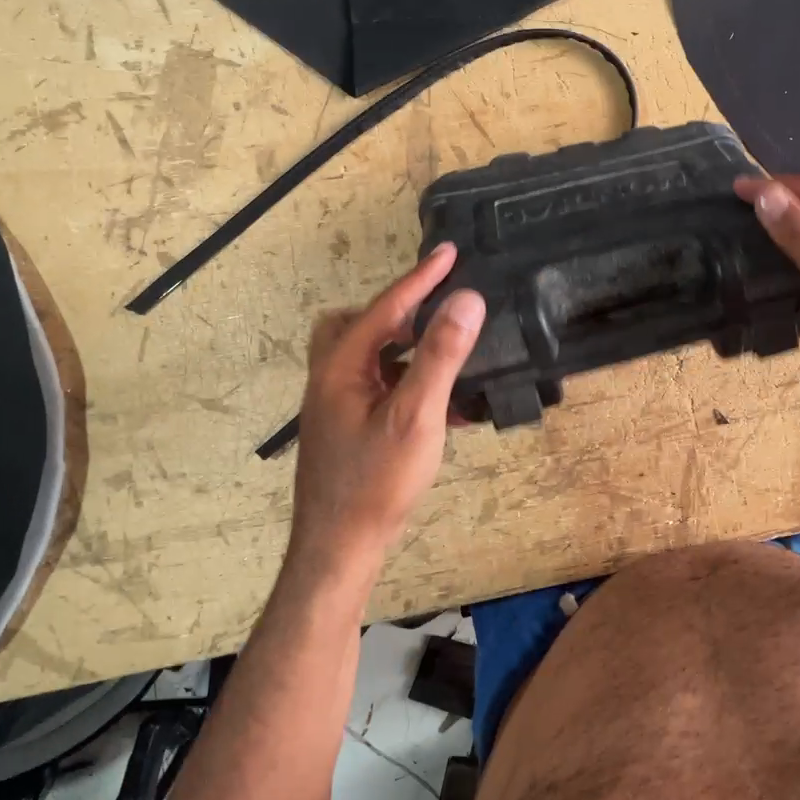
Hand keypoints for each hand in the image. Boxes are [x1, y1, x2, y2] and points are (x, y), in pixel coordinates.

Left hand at [290, 243, 486, 567]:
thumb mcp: (416, 415)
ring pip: (370, 357)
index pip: (386, 308)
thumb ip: (441, 356)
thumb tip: (467, 300)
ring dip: (408, 348)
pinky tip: (449, 408)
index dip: (421, 278)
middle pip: (359, 324)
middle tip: (440, 312)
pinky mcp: (350, 429)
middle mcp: (332, 379)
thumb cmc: (377, 481)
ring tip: (450, 355)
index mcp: (341, 367)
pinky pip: (380, 386)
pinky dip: (410, 381)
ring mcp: (338, 406)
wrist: (340, 548)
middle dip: (400, 311)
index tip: (450, 251)